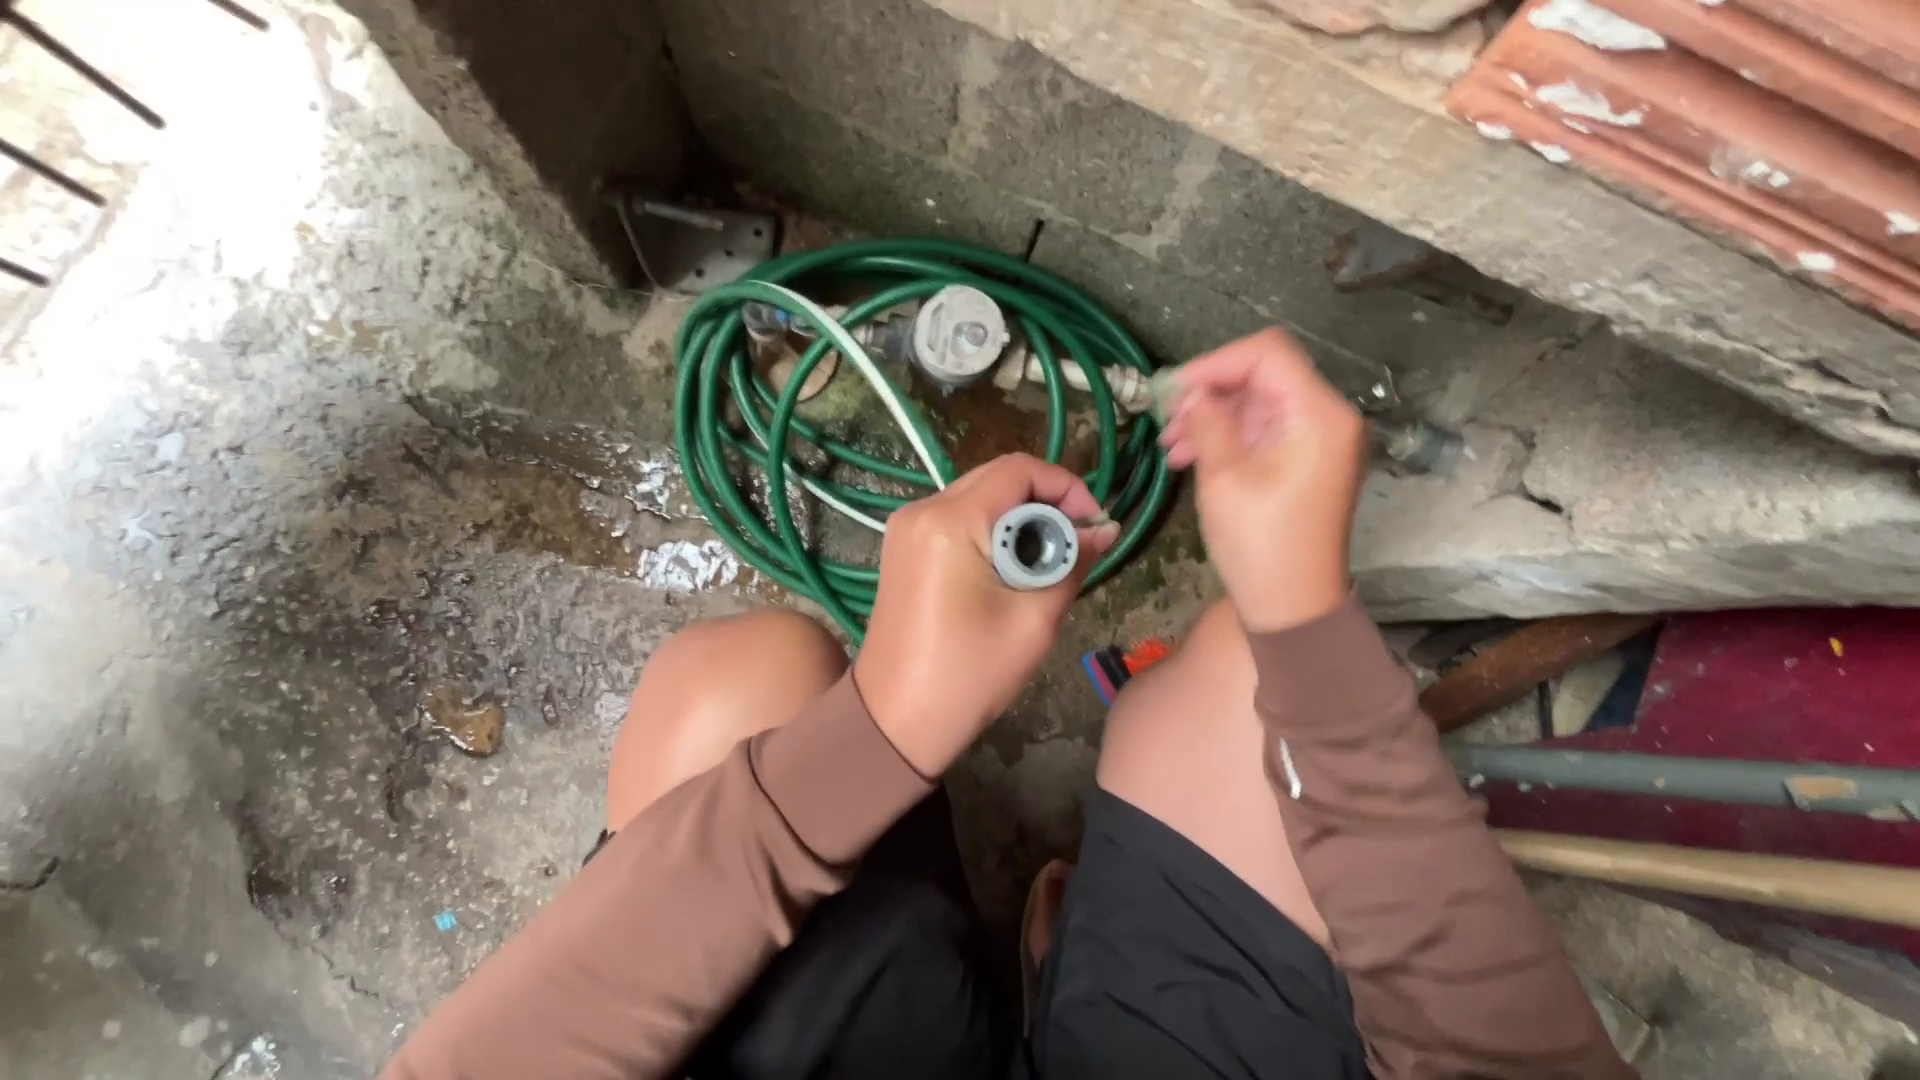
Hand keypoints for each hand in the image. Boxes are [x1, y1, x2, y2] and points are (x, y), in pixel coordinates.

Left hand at [854, 454, 1119, 776]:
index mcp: (951, 521)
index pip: (1020, 469)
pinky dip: (992, 529)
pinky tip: (1012, 566)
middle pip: (997, 477)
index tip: (1092, 524)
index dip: (1066, 485)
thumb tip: (1104, 528)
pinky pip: (958, 517)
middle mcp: (922, 509)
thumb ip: (1071, 562)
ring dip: (1020, 516)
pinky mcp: (904, 546)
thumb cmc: (968, 675)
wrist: (895, 720)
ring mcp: (906, 527)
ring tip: (1049, 559)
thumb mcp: (1033, 620)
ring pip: (979, 496)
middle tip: (1077, 542)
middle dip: (1045, 501)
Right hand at [1158, 328, 1367, 631]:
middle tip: (1165, 422)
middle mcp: (1327, 418)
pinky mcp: (1306, 461)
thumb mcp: (1223, 477)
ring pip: (1257, 403)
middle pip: (1262, 376)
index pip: (1266, 354)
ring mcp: (1319, 441)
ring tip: (1170, 446)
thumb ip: (1208, 421)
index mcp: (1318, 415)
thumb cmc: (1259, 545)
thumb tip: (1191, 391)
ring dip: (1211, 416)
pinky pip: (1263, 431)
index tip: (1171, 391)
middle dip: (1209, 393)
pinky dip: (1227, 436)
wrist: (1292, 607)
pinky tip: (1189, 457)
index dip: (1213, 364)